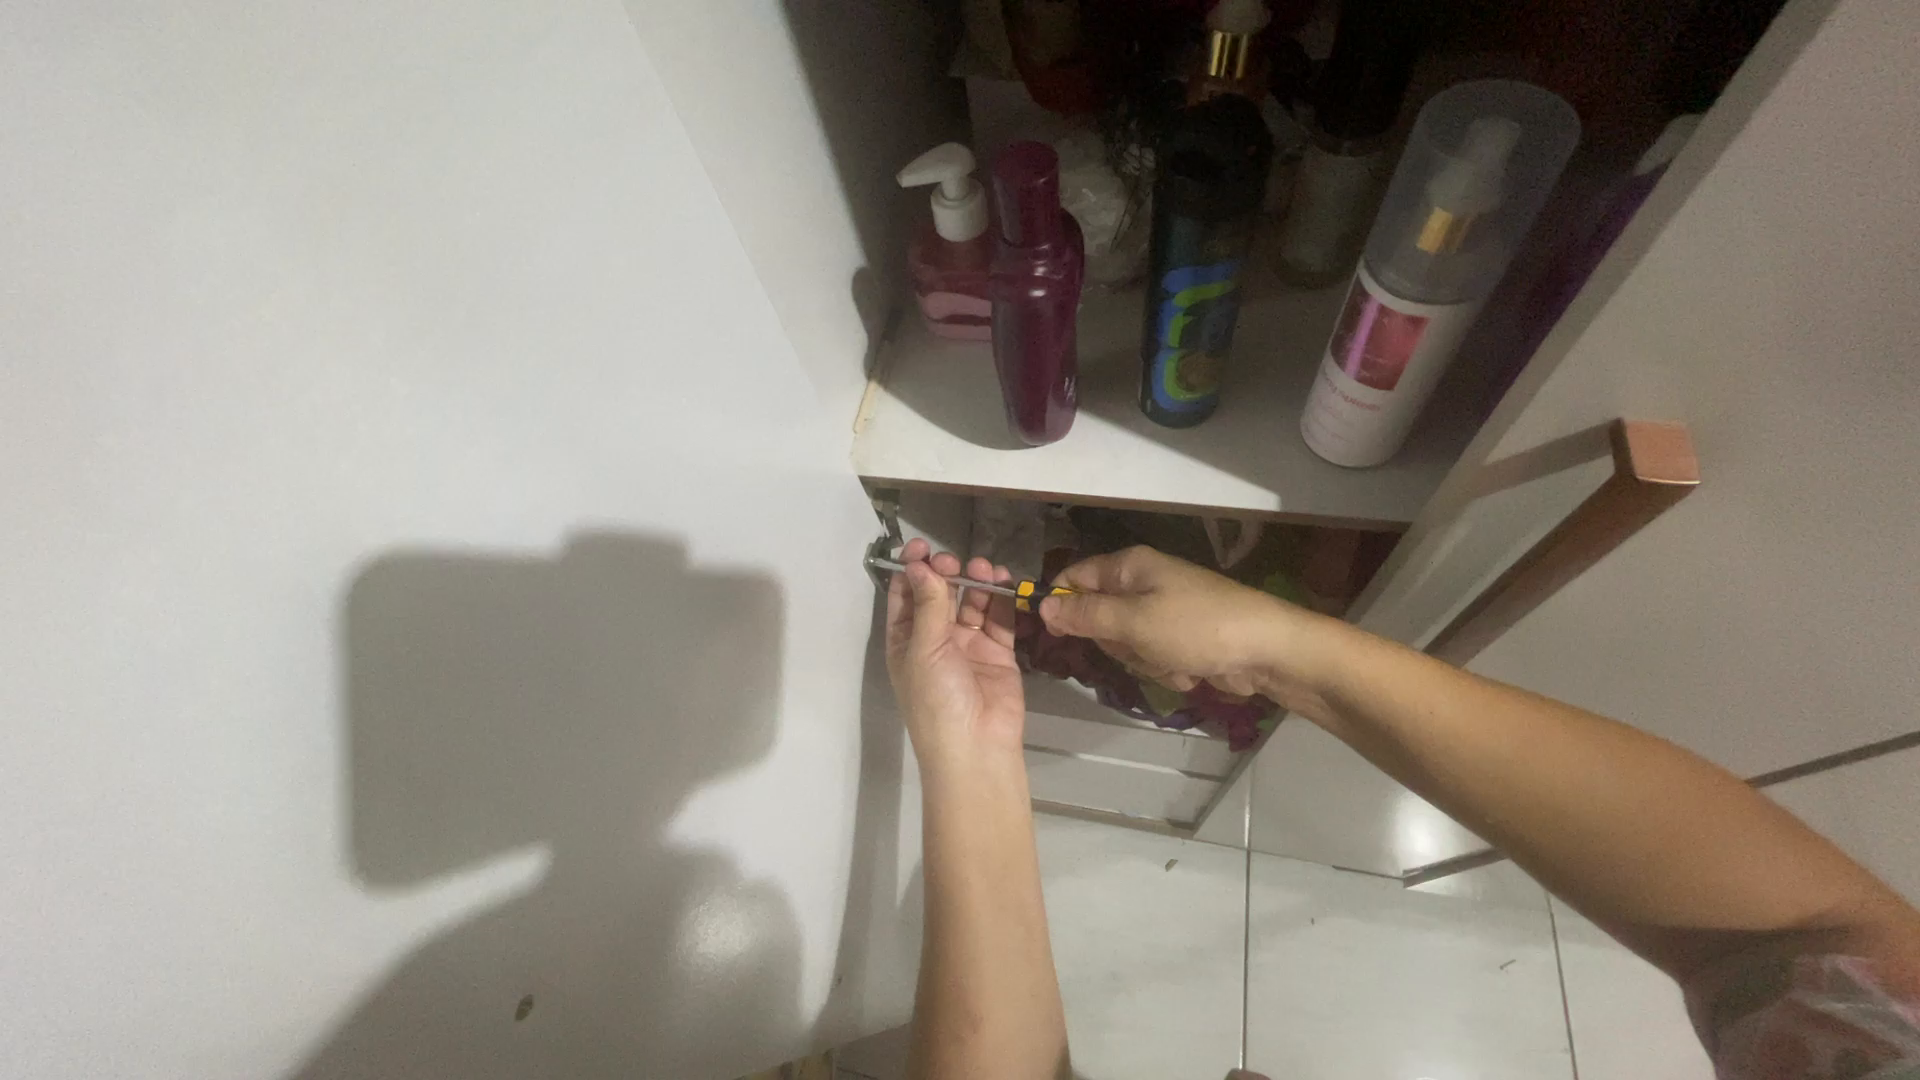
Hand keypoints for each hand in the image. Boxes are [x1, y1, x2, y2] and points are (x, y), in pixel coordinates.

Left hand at [884, 539, 1026, 771]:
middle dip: (947, 574)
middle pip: (940, 594)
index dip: (913, 570)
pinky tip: (1004, 581)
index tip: (922, 547)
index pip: (906, 595)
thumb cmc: (937, 699)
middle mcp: (935, 639)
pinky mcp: (998, 652)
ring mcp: (968, 645)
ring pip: (971, 602)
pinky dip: (1002, 599)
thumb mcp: (924, 649)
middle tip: (955, 563)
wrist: (976, 747)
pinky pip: (999, 618)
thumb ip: (928, 605)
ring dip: (976, 582)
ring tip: (984, 568)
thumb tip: (920, 566)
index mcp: (906, 640)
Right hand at [1036, 545, 1334, 710]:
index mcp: (1130, 566)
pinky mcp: (1180, 638)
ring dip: (1144, 660)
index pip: (1075, 577)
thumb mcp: (1133, 621)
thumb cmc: (1196, 627)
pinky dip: (1167, 668)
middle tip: (1135, 645)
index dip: (1061, 603)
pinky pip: (1152, 656)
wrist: (1268, 650)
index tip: (1055, 633)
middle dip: (1115, 641)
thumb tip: (1041, 604)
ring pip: (1125, 643)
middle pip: (1098, 615)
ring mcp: (1163, 611)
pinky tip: (1190, 669)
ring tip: (1172, 660)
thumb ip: (1085, 614)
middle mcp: (1144, 582)